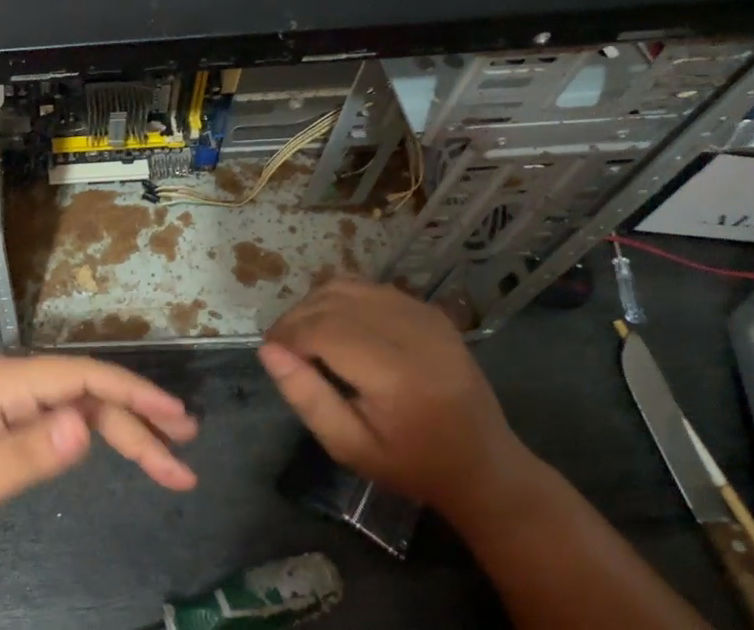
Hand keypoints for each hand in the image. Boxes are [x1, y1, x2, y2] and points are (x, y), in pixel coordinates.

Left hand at [0, 354, 198, 555]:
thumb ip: (31, 453)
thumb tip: (87, 427)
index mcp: (5, 381)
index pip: (81, 376)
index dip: (133, 392)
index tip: (177, 416)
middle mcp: (13, 381)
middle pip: (88, 393)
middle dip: (139, 421)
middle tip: (185, 453)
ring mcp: (13, 401)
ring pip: (82, 409)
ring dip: (127, 434)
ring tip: (172, 465)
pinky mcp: (12, 422)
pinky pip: (65, 423)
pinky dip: (100, 440)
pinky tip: (126, 453)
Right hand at [258, 280, 534, 522]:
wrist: (485, 466)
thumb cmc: (413, 465)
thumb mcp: (350, 447)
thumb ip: (307, 398)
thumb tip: (268, 350)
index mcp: (396, 374)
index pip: (322, 330)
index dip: (287, 335)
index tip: (271, 354)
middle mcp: (413, 334)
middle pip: (332, 302)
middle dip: (296, 319)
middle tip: (281, 347)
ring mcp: (426, 317)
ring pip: (348, 286)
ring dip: (315, 304)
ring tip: (305, 335)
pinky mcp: (431, 312)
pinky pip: (370, 288)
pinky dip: (342, 300)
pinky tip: (337, 327)